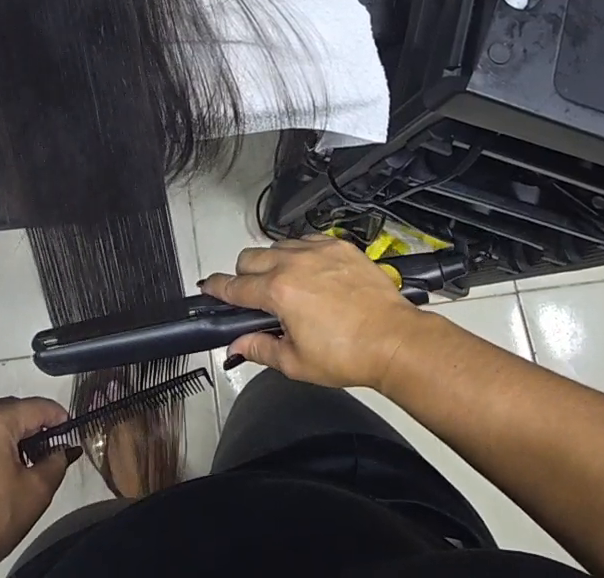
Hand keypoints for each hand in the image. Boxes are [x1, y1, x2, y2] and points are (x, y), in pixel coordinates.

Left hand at [0, 396, 79, 573]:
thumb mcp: (33, 495)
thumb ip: (55, 464)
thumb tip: (62, 450)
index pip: (36, 406)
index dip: (58, 417)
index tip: (69, 433)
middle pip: (10, 410)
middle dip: (31, 424)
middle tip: (46, 449)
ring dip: (7, 435)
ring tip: (19, 463)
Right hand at [201, 236, 431, 390]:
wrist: (394, 340)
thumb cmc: (349, 354)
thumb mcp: (296, 363)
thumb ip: (260, 349)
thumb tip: (236, 346)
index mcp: (278, 292)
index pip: (235, 286)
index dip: (217, 288)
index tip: (209, 288)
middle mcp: (294, 264)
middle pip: (250, 257)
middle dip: (244, 275)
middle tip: (254, 296)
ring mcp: (318, 251)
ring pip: (277, 246)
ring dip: (272, 262)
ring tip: (286, 286)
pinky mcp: (340, 246)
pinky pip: (307, 240)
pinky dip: (301, 253)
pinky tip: (310, 273)